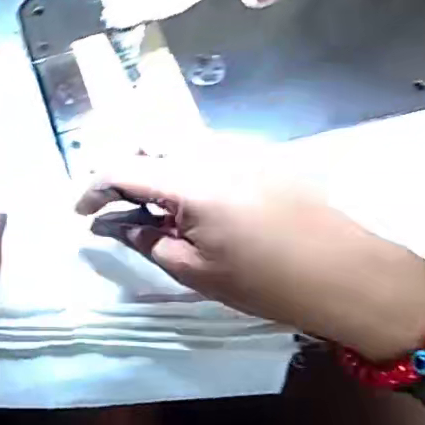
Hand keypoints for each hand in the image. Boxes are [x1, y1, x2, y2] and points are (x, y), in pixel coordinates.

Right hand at [75, 156, 424, 359]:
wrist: (343, 272)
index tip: (81, 214)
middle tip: (116, 209)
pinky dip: (184, 169)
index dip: (93, 189)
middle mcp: (210, 150)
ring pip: (178, 144)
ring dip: (154, 168)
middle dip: (122, 171)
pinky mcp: (260, 156)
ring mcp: (239, 149)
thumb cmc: (263, 281)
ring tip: (153, 210)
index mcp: (189, 180)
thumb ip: (146, 238)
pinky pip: (206, 151)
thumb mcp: (194, 270)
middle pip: (148, 143)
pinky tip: (192, 203)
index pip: (122, 168)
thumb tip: (112, 224)